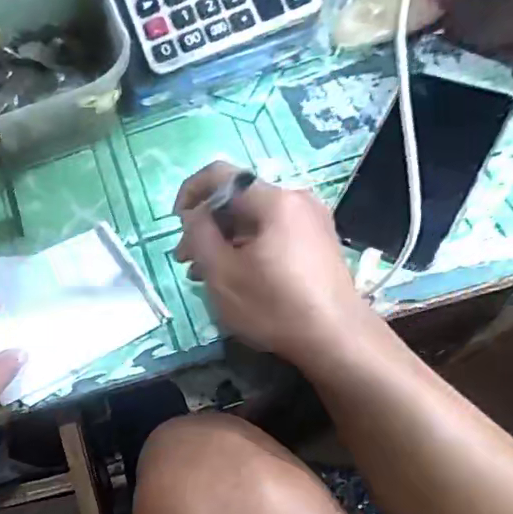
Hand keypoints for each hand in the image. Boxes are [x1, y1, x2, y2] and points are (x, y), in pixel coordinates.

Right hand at [174, 161, 379, 368]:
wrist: (336, 338)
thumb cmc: (274, 306)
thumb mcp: (222, 274)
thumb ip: (199, 235)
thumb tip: (193, 215)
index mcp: (274, 201)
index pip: (221, 175)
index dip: (190, 193)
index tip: (176, 224)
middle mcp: (296, 200)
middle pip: (238, 199)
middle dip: (206, 225)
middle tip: (186, 259)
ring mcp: (311, 221)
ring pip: (254, 219)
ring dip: (224, 240)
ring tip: (205, 274)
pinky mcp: (318, 242)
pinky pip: (273, 233)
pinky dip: (247, 247)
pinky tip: (236, 277)